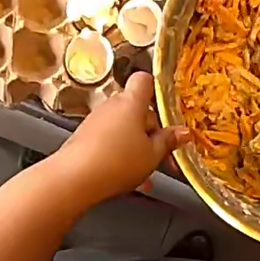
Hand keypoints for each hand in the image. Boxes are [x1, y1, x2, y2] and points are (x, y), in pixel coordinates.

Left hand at [45, 72, 189, 206]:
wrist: (75, 179)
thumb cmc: (118, 162)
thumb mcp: (153, 154)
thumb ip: (168, 141)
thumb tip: (183, 132)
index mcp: (132, 103)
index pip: (144, 81)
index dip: (156, 90)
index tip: (166, 108)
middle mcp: (112, 106)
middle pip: (136, 110)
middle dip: (150, 130)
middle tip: (162, 153)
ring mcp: (96, 121)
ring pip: (123, 128)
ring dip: (136, 145)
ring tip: (146, 171)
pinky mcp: (85, 137)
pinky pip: (109, 141)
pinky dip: (120, 154)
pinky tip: (129, 178)